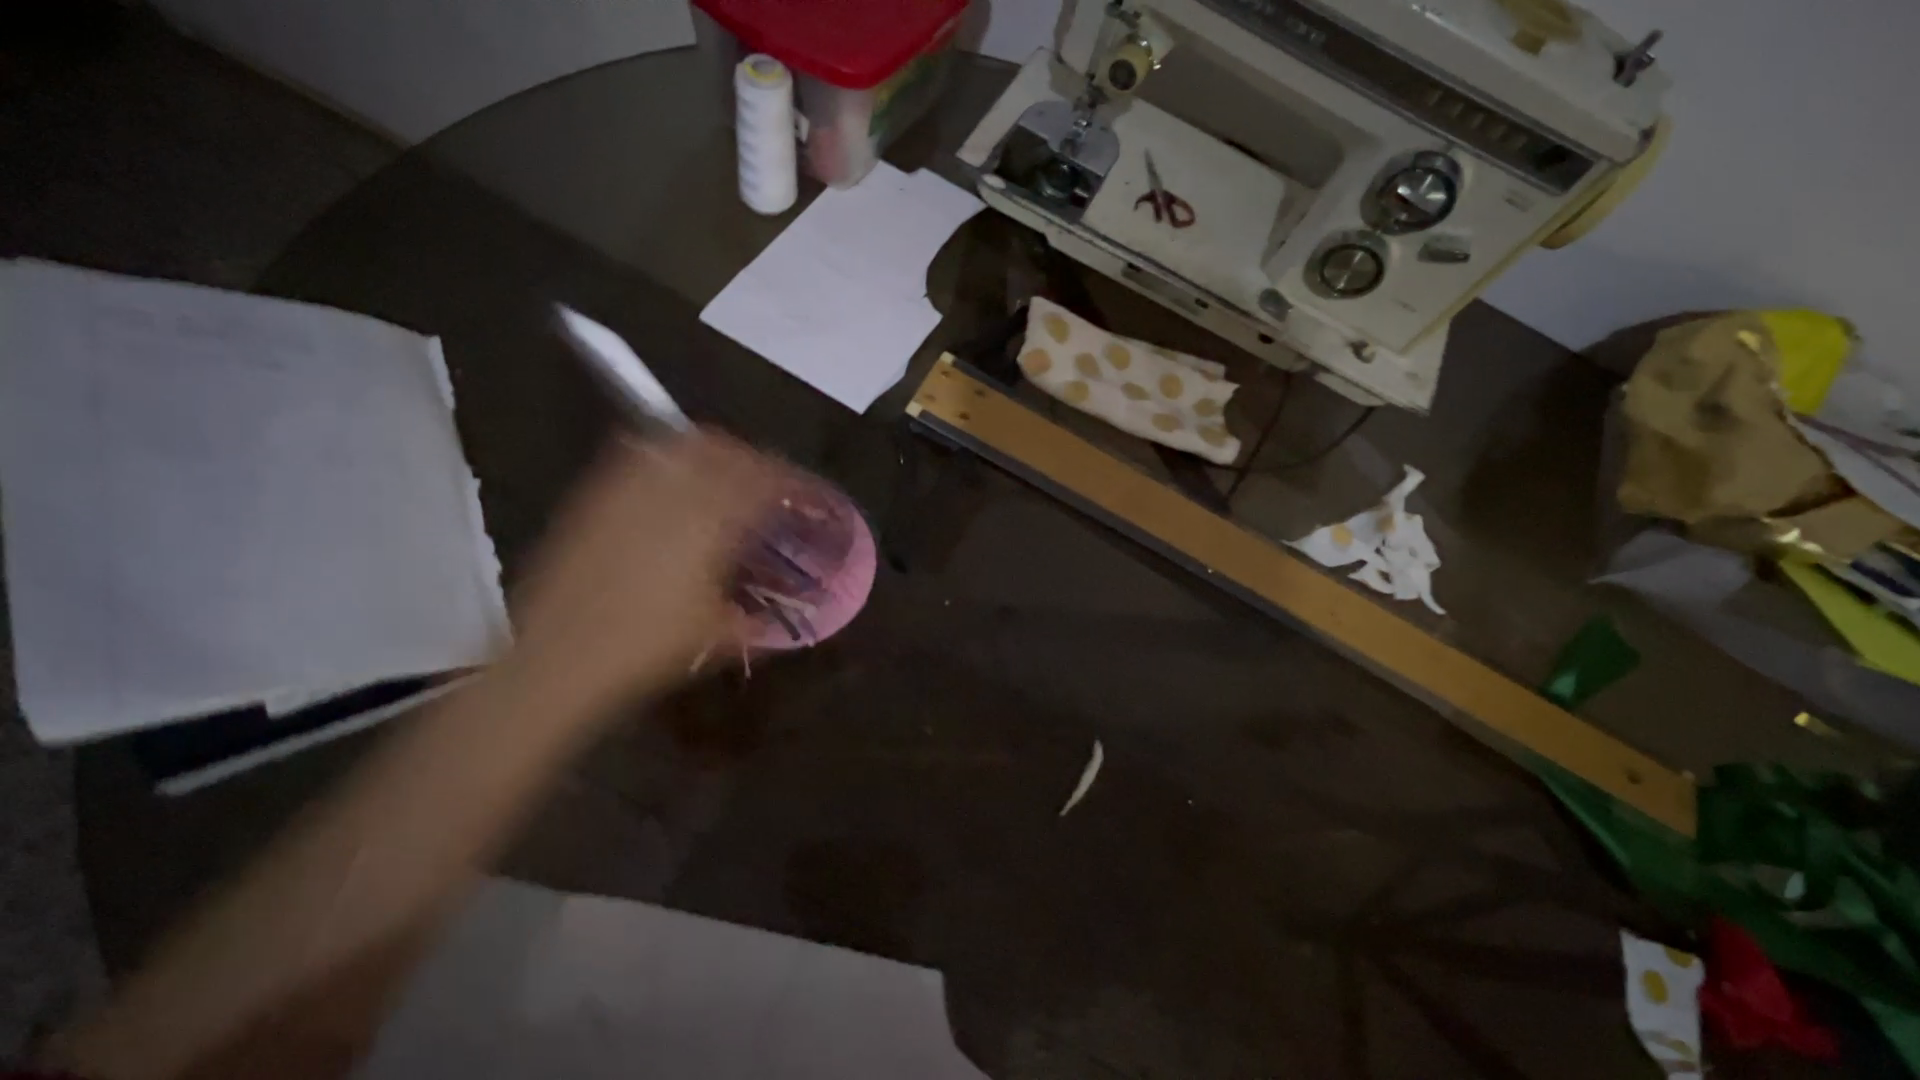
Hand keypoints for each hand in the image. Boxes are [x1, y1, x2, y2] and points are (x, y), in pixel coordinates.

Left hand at [505, 431, 779, 718]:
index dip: (787, 482)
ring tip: (716, 475)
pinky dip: (662, 463)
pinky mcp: (592, 499)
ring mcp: (627, 489)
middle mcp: (672, 492)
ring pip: (676, 447)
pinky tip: (667, 486)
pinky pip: (636, 462)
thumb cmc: (646, 647)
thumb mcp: (713, 634)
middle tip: (760, 479)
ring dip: (705, 453)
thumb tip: (767, 614)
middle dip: (746, 459)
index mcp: (712, 520)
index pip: (762, 480)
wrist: (557, 656)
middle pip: (720, 450)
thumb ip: (749, 615)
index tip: (801, 494)